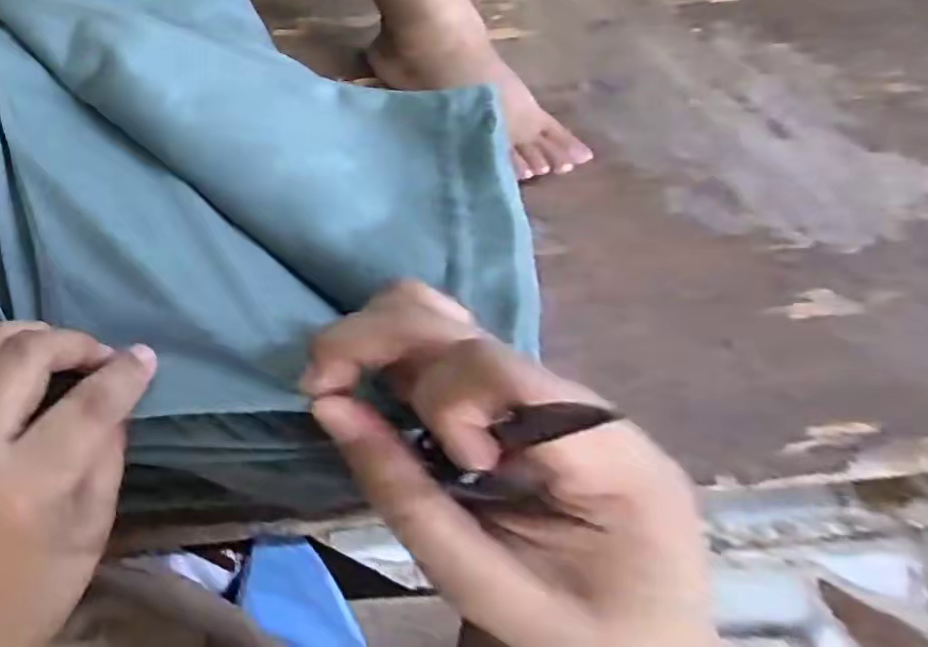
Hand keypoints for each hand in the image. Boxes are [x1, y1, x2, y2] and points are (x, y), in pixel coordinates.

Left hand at [0, 323, 157, 646]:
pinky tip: (39, 363)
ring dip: (39, 334)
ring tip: (72, 353)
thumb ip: (106, 458)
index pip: (83, 409)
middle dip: (74, 341)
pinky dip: (13, 345)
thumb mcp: (88, 534)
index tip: (146, 356)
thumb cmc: (30, 590)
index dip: (121, 376)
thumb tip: (118, 398)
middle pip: (26, 354)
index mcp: (25, 485)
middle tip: (105, 356)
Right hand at [303, 281, 716, 646]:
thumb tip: (324, 402)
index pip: (499, 368)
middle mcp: (572, 401)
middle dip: (370, 343)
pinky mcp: (500, 391)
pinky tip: (372, 384)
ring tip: (341, 383)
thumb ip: (404, 495)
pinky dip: (385, 347)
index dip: (445, 398)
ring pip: (432, 313)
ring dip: (372, 338)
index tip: (450, 463)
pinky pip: (433, 335)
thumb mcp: (482, 585)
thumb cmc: (564, 636)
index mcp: (606, 455)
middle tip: (320, 386)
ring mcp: (532, 387)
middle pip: (448, 324)